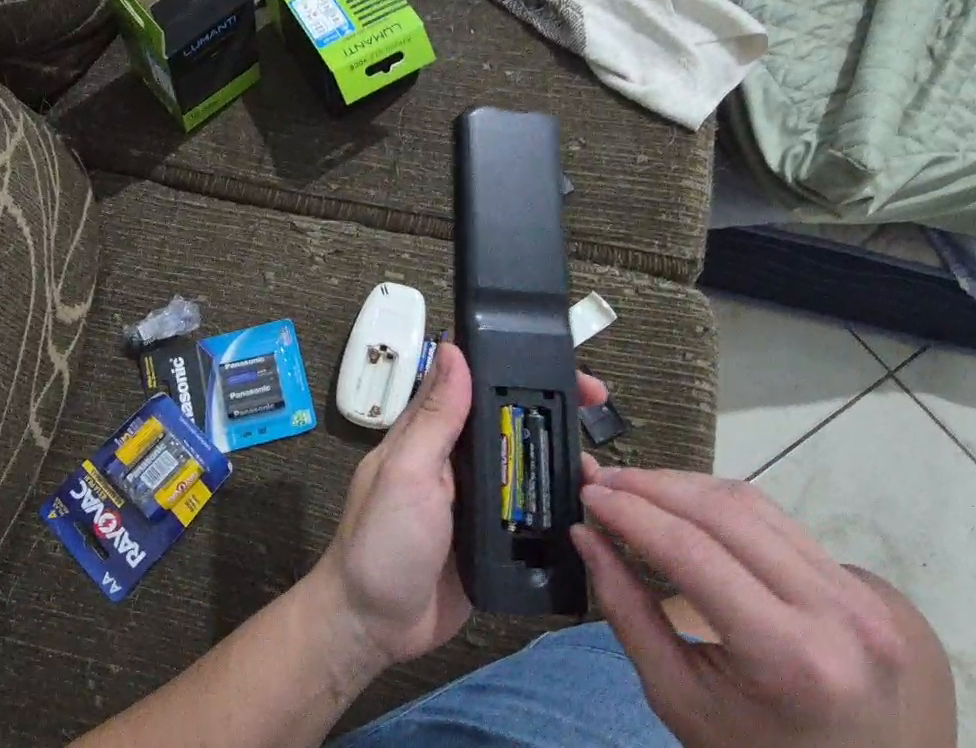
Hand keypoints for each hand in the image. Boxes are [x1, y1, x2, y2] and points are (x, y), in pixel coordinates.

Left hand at [311, 343, 608, 671]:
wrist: (376, 624)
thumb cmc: (381, 541)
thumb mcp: (407, 471)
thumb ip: (434, 416)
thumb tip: (452, 350)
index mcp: (429, 433)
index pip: (475, 383)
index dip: (514, 366)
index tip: (560, 361)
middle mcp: (456, 459)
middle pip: (511, 421)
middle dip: (553, 409)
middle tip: (596, 404)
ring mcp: (477, 498)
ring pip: (528, 464)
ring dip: (562, 458)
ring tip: (599, 467)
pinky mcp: (494, 537)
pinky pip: (533, 511)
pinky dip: (560, 504)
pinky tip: (589, 507)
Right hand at [572, 467, 957, 747]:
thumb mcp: (677, 696)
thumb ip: (626, 610)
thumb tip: (586, 535)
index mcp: (790, 657)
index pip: (691, 552)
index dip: (631, 513)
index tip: (586, 492)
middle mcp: (838, 613)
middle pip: (723, 514)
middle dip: (650, 486)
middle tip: (600, 479)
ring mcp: (864, 596)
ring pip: (754, 504)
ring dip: (683, 486)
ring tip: (633, 486)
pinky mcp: (867, 585)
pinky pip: (781, 522)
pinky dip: (721, 503)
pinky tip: (685, 506)